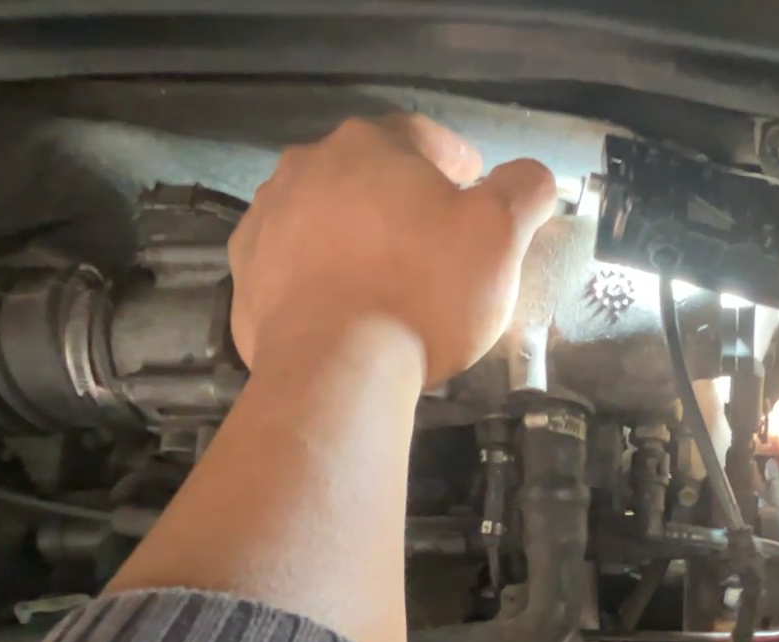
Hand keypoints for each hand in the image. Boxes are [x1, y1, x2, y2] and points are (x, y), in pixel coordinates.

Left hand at [227, 114, 556, 387]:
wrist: (335, 366)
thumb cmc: (427, 293)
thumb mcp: (501, 237)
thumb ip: (524, 192)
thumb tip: (531, 176)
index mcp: (375, 147)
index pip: (428, 138)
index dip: (460, 164)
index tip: (476, 192)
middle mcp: (311, 165)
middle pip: (373, 175)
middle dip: (407, 202)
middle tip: (438, 246)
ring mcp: (270, 216)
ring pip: (330, 215)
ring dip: (360, 235)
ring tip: (390, 281)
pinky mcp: (247, 270)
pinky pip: (295, 260)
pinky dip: (322, 273)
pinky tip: (348, 306)